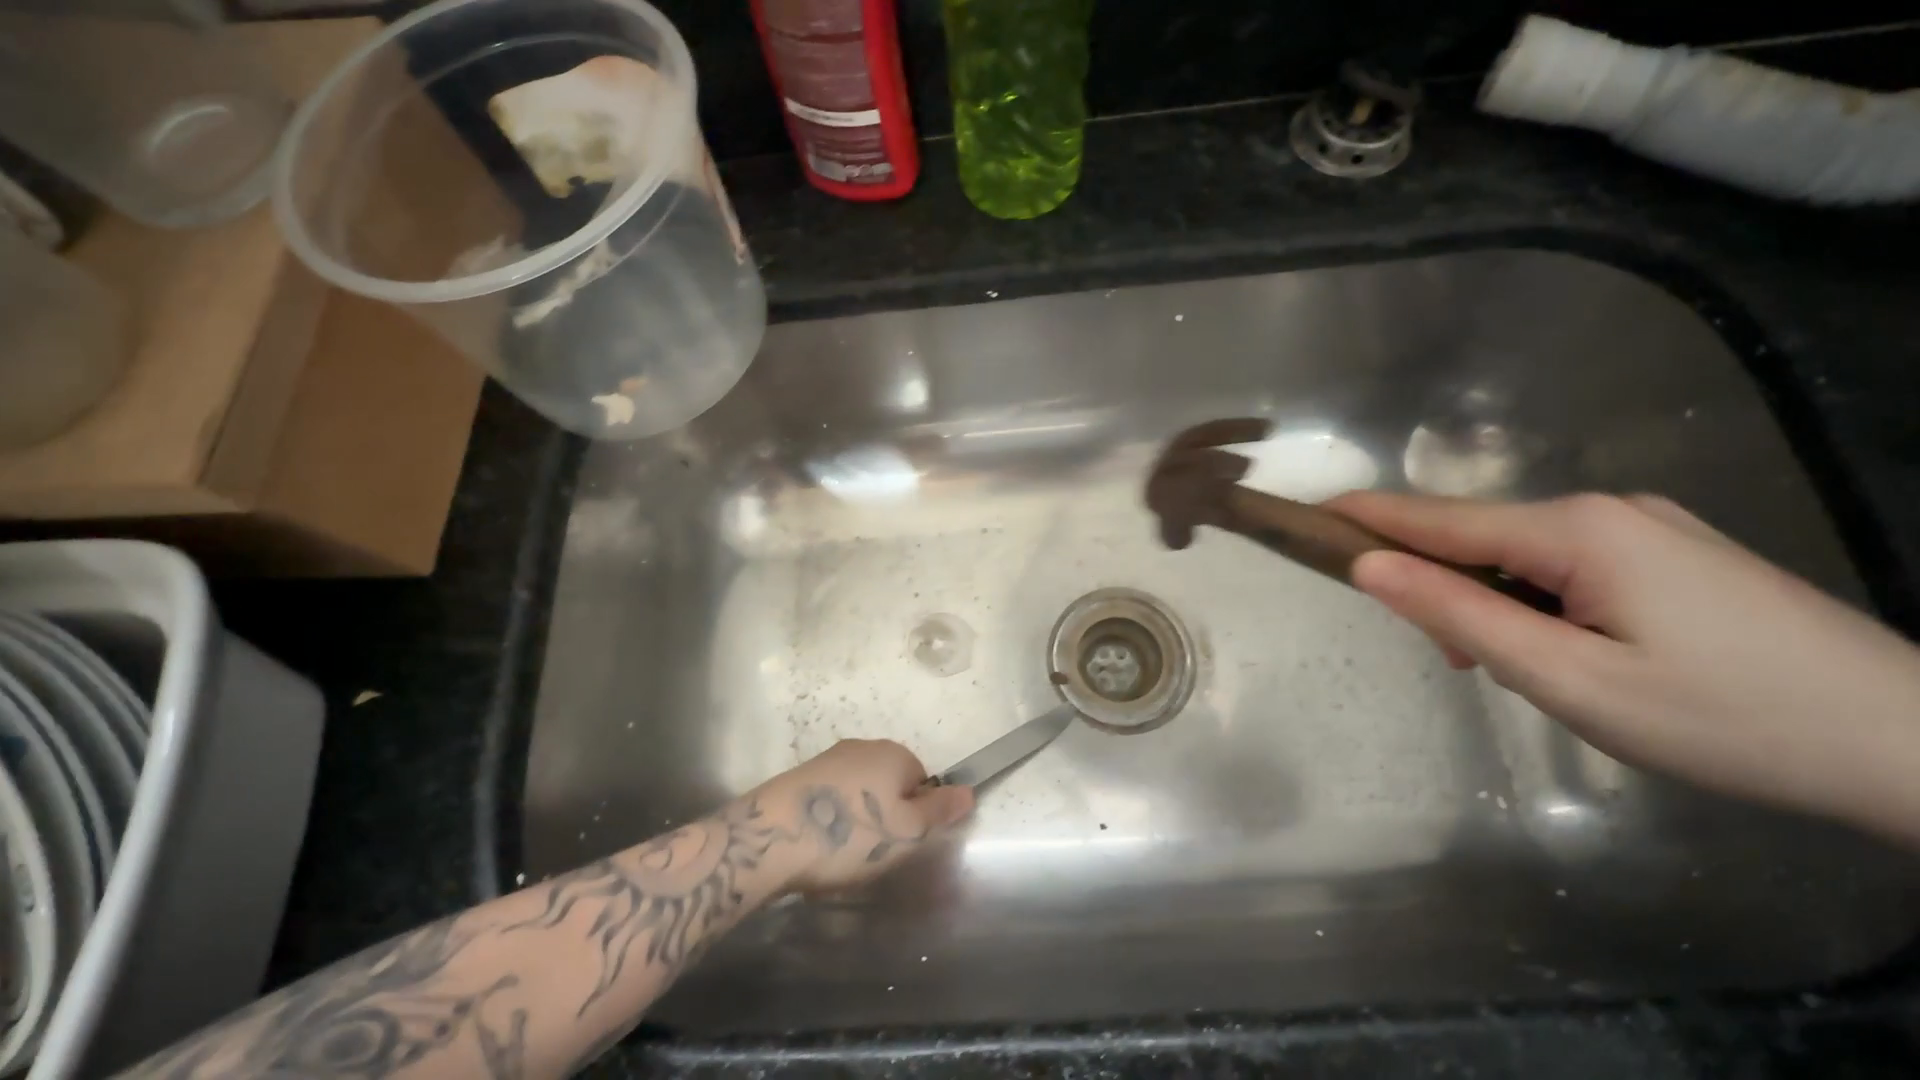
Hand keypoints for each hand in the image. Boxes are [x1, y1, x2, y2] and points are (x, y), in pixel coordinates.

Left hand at [752, 739, 974, 892]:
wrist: (766, 839)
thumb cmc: (849, 834)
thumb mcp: (907, 831)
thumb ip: (940, 811)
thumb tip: (970, 790)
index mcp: (893, 753)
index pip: (923, 781)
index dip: (918, 816)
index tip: (901, 844)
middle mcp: (861, 747)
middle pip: (890, 786)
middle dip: (886, 820)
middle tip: (873, 855)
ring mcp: (825, 761)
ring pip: (858, 796)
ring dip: (856, 824)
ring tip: (842, 859)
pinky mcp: (797, 781)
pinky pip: (829, 804)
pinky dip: (829, 825)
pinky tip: (817, 852)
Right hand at [1327, 491, 1919, 841]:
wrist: (1911, 746)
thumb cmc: (1724, 719)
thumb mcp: (1568, 679)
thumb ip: (1459, 617)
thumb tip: (1368, 567)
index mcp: (1577, 531)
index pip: (1438, 519)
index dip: (1366, 518)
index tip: (1303, 514)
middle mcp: (1610, 511)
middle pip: (1483, 538)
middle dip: (1443, 587)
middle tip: (1454, 663)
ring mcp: (1651, 529)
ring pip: (1528, 557)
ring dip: (1495, 604)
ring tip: (1521, 672)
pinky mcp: (1679, 556)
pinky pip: (1573, 567)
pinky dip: (1540, 604)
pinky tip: (1569, 653)